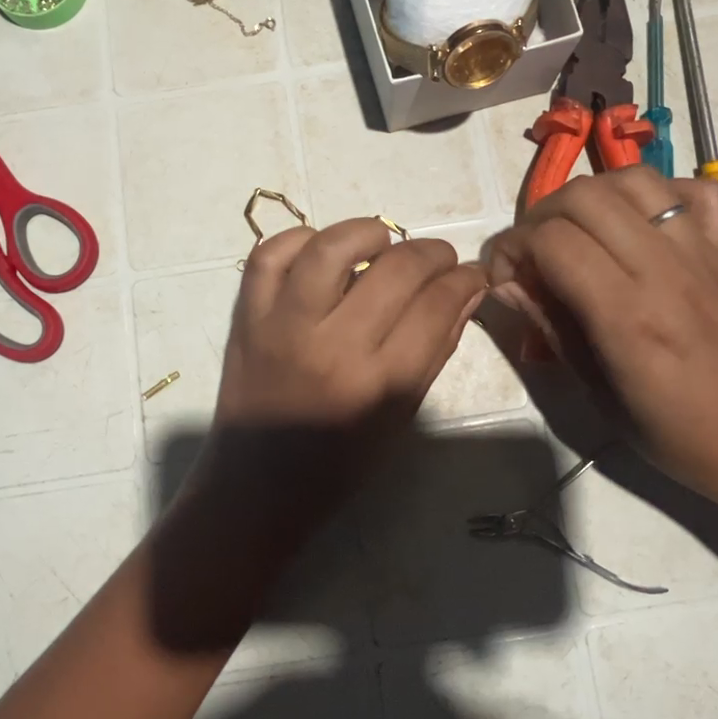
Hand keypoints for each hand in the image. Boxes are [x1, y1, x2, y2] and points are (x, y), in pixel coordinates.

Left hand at [194, 218, 487, 519]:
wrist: (257, 485)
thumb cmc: (340, 461)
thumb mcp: (401, 415)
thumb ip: (436, 348)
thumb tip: (468, 290)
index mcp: (379, 384)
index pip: (436, 306)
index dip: (465, 279)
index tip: (471, 274)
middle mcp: (333, 349)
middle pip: (395, 270)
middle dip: (432, 253)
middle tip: (438, 259)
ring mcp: (283, 328)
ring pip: (330, 249)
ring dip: (368, 233)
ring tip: (382, 243)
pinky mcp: (246, 318)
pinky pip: (269, 255)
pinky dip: (301, 240)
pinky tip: (323, 253)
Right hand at [484, 169, 717, 517]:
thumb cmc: (684, 438)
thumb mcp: (601, 398)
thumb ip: (555, 330)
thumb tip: (510, 285)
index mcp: (628, 315)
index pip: (552, 240)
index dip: (512, 249)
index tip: (504, 279)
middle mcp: (663, 268)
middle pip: (584, 196)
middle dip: (541, 216)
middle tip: (533, 255)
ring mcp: (701, 252)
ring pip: (633, 180)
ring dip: (591, 196)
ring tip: (579, 233)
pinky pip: (694, 192)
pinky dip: (659, 193)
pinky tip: (642, 225)